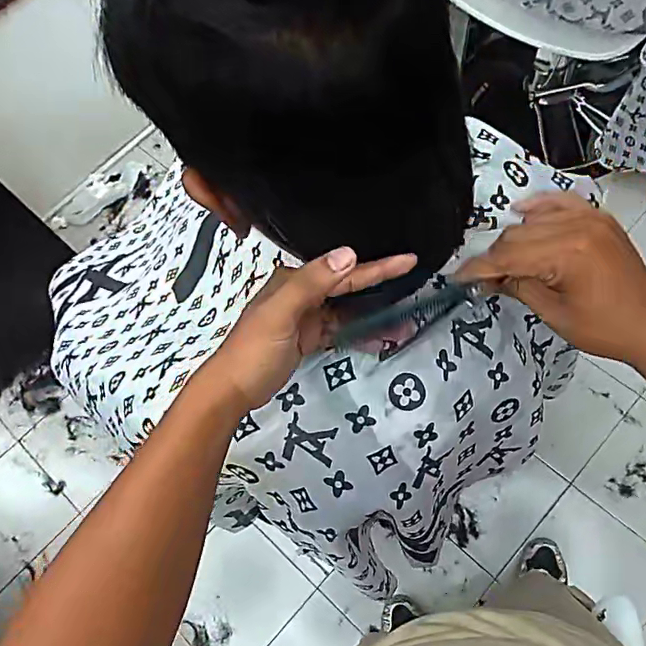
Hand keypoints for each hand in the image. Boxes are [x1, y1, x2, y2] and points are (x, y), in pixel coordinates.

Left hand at [195, 247, 417, 411]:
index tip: (407, 261)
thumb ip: (312, 283)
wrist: (232, 390)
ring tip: (403, 325)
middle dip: (381, 291)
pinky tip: (379, 340)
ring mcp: (305, 318)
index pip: (342, 272)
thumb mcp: (281, 314)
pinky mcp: (307, 338)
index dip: (377, 268)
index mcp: (294, 282)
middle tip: (413, 288)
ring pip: (347, 312)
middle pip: (348, 288)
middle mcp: (301, 295)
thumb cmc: (252, 352)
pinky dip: (359, 334)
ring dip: (374, 317)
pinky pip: (340, 331)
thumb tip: (347, 255)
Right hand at [454, 192, 645, 365]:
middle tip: (482, 280)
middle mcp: (581, 227)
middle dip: (495, 257)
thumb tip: (491, 279)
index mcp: (570, 252)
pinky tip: (523, 210)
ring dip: (514, 238)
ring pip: (535, 219)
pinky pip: (562, 202)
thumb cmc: (611, 328)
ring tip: (504, 264)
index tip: (460, 278)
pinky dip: (541, 207)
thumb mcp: (555, 315)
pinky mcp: (600, 220)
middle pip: (518, 234)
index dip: (480, 268)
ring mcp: (592, 219)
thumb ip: (519, 287)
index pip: (509, 254)